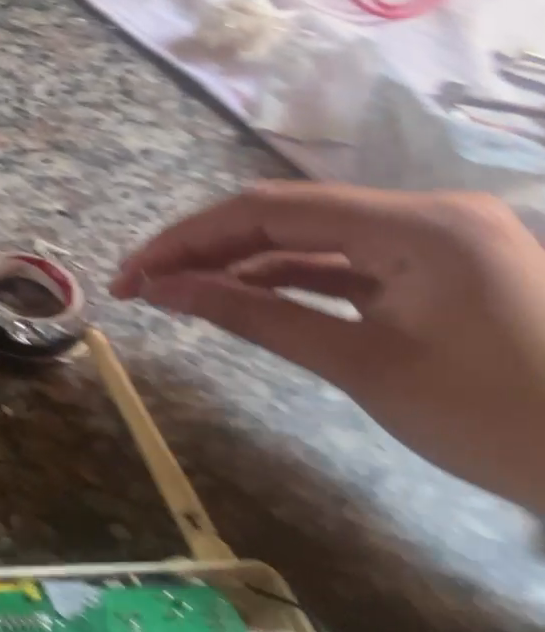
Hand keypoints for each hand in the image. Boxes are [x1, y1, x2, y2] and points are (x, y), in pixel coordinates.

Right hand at [111, 181, 544, 512]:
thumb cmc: (503, 422)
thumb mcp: (363, 367)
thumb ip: (253, 315)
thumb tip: (160, 289)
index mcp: (417, 224)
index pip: (266, 209)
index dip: (185, 239)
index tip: (130, 275)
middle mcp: (427, 214)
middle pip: (284, 216)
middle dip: (204, 249)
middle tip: (140, 285)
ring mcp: (439, 241)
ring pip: (309, 238)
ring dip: (240, 264)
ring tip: (177, 293)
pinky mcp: (443, 271)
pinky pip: (346, 263)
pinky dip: (288, 280)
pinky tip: (241, 298)